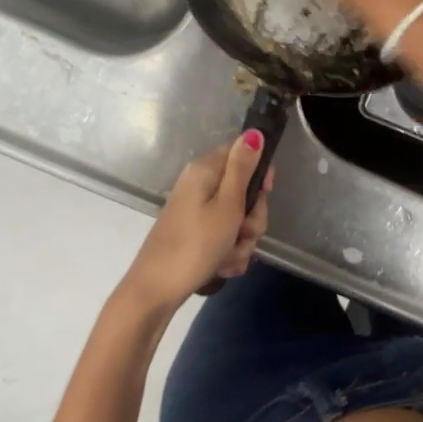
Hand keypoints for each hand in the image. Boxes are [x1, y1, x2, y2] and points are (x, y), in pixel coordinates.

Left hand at [120, 131, 273, 309]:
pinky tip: (221, 267)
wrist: (157, 289)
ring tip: (228, 257)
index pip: (241, 153)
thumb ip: (242, 169)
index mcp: (205, 171)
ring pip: (238, 221)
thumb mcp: (227, 206)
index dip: (259, 173)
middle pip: (244, 192)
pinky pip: (225, 239)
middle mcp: (200, 187)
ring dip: (241, 242)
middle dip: (251, 218)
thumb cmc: (195, 244)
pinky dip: (229, 254)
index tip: (265, 193)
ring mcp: (198, 213)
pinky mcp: (197, 236)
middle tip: (242, 232)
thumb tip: (254, 132)